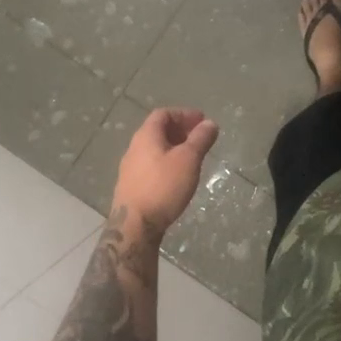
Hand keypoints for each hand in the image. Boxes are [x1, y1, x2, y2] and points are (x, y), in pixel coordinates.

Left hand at [111, 108, 218, 231]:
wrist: (134, 227)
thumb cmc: (163, 186)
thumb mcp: (188, 159)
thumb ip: (200, 139)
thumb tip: (210, 123)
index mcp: (146, 136)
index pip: (163, 114)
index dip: (183, 114)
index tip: (201, 121)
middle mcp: (134, 149)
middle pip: (157, 131)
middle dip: (180, 131)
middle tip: (199, 138)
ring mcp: (130, 170)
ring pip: (154, 150)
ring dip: (174, 148)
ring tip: (192, 158)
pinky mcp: (131, 188)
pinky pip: (151, 166)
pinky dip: (166, 163)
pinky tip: (177, 177)